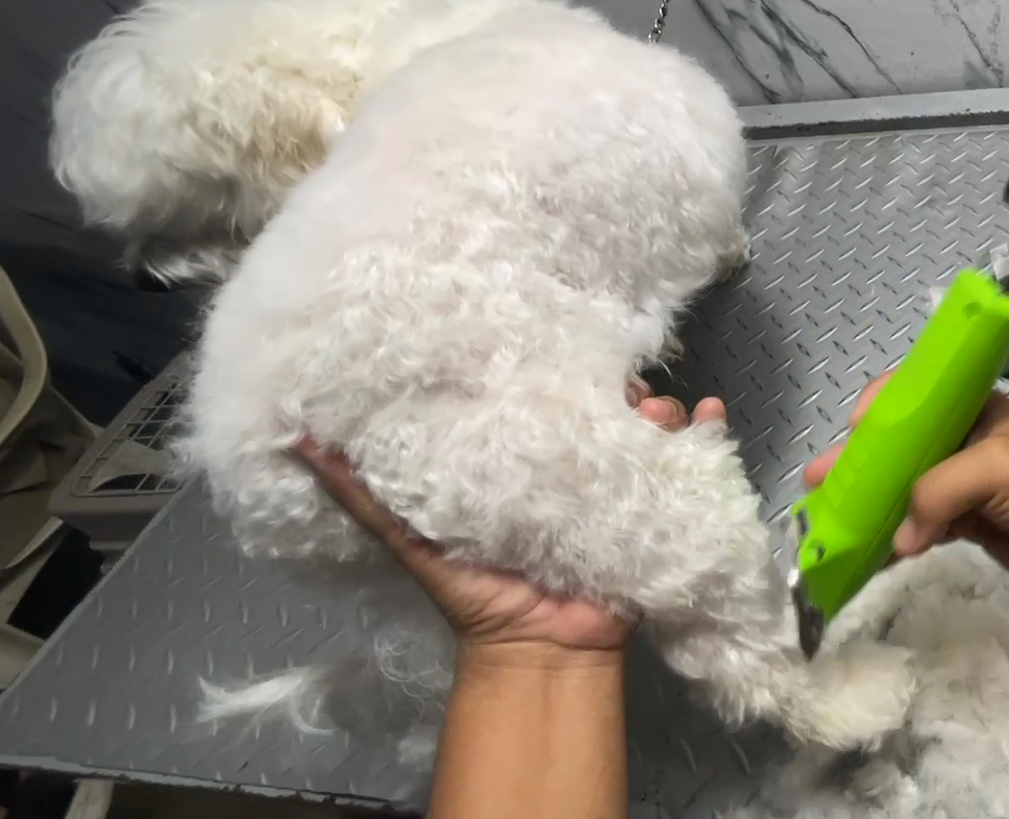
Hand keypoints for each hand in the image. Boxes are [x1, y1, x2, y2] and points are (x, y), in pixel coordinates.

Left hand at [293, 382, 726, 658]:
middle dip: (628, 391)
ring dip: (666, 410)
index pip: (558, 401)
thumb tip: (297, 441)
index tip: (570, 361)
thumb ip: (368, 495)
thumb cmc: (479, 589)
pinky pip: (697, 461)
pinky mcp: (665, 504)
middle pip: (617, 407)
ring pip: (659, 426)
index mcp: (536, 459)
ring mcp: (632, 482)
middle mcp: (588, 461)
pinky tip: (711, 415)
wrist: (543, 647)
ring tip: (659, 415)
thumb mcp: (414, 537)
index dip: (567, 376)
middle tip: (626, 394)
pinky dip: (710, 433)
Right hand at [803, 379, 1008, 589]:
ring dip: (866, 500)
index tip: (853, 430)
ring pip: (901, 485)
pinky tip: (864, 552)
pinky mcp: (962, 519)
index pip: (915, 392)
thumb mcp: (996, 468)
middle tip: (817, 479)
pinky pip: (916, 522)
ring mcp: (959, 480)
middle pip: (898, 442)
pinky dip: (892, 536)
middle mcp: (959, 437)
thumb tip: (897, 537)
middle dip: (857, 459)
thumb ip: (939, 492)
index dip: (879, 406)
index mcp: (970, 407)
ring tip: (825, 519)